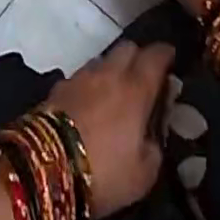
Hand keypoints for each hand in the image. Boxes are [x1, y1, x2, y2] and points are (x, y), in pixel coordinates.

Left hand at [42, 40, 174, 215]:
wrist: (47, 166)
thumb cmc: (105, 171)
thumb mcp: (145, 172)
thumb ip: (155, 144)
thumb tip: (152, 130)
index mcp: (135, 89)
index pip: (154, 56)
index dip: (166, 53)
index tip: (172, 57)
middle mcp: (108, 73)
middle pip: (127, 47)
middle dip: (139, 56)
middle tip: (146, 77)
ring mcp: (81, 76)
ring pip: (103, 59)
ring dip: (114, 69)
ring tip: (118, 91)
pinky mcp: (59, 85)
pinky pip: (83, 75)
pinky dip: (93, 82)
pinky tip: (93, 102)